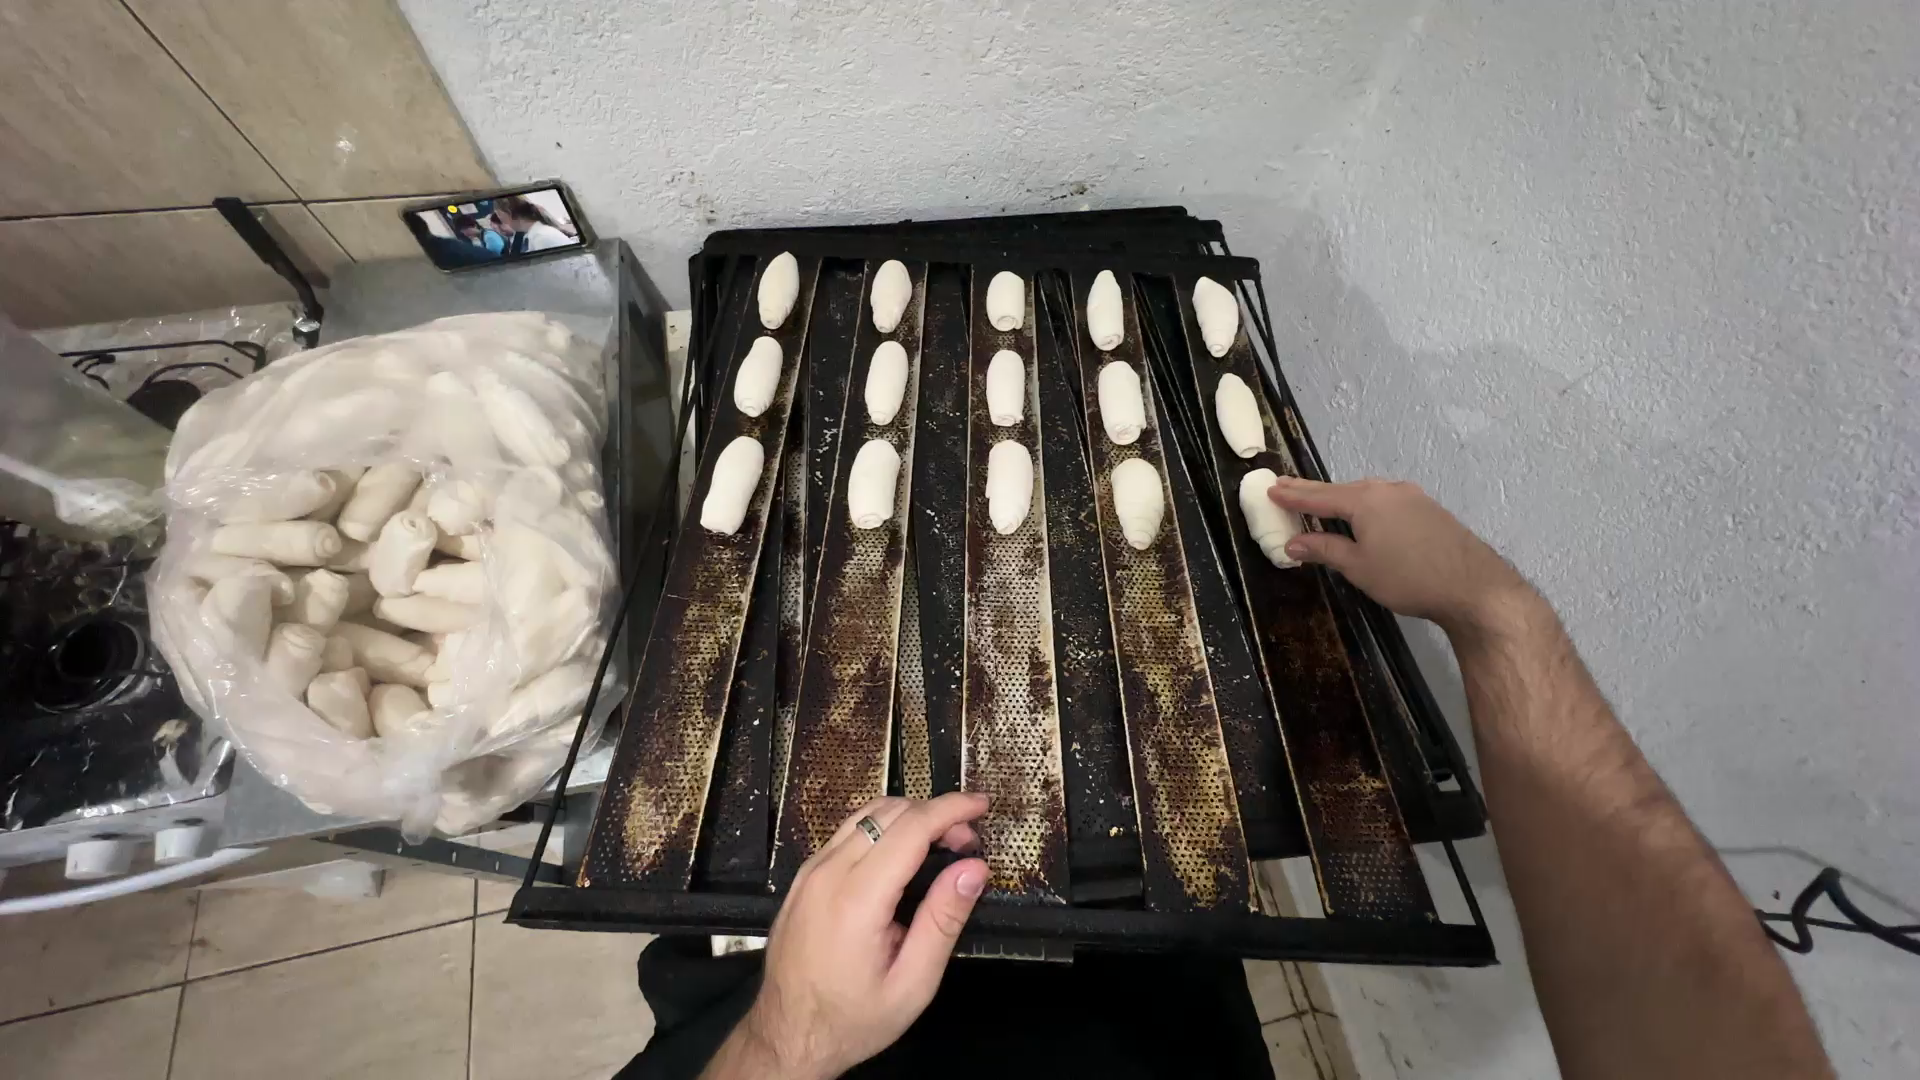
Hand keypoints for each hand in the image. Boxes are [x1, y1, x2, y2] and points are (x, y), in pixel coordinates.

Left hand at [710, 793, 989, 1079]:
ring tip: (941, 841)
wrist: (786, 1038)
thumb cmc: (852, 1019)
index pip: (911, 827)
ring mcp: (811, 869)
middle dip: (937, 813)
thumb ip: (944, 920)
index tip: (981, 804)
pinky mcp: (804, 874)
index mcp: (856, 898)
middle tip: (967, 841)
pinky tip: (903, 849)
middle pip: (891, 812)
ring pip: (867, 814)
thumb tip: (973, 868)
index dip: (951, 809)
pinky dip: (883, 825)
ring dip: (910, 815)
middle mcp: (828, 872)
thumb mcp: (912, 984)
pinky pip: (848, 830)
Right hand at [1267, 476, 1532, 636]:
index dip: (1292, 495)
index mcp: (1365, 501)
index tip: (1269, 489)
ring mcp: (1411, 497)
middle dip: (1312, 491)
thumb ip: (1324, 550)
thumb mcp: (1358, 567)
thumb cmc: (1408, 578)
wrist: (1476, 588)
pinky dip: (1362, 503)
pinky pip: (1383, 499)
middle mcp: (1387, 490)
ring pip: (1364, 493)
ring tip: (1318, 499)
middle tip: (1284, 486)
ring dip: (1338, 496)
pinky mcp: (1427, 509)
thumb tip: (1293, 543)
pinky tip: (1359, 512)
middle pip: (1340, 489)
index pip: (1318, 496)